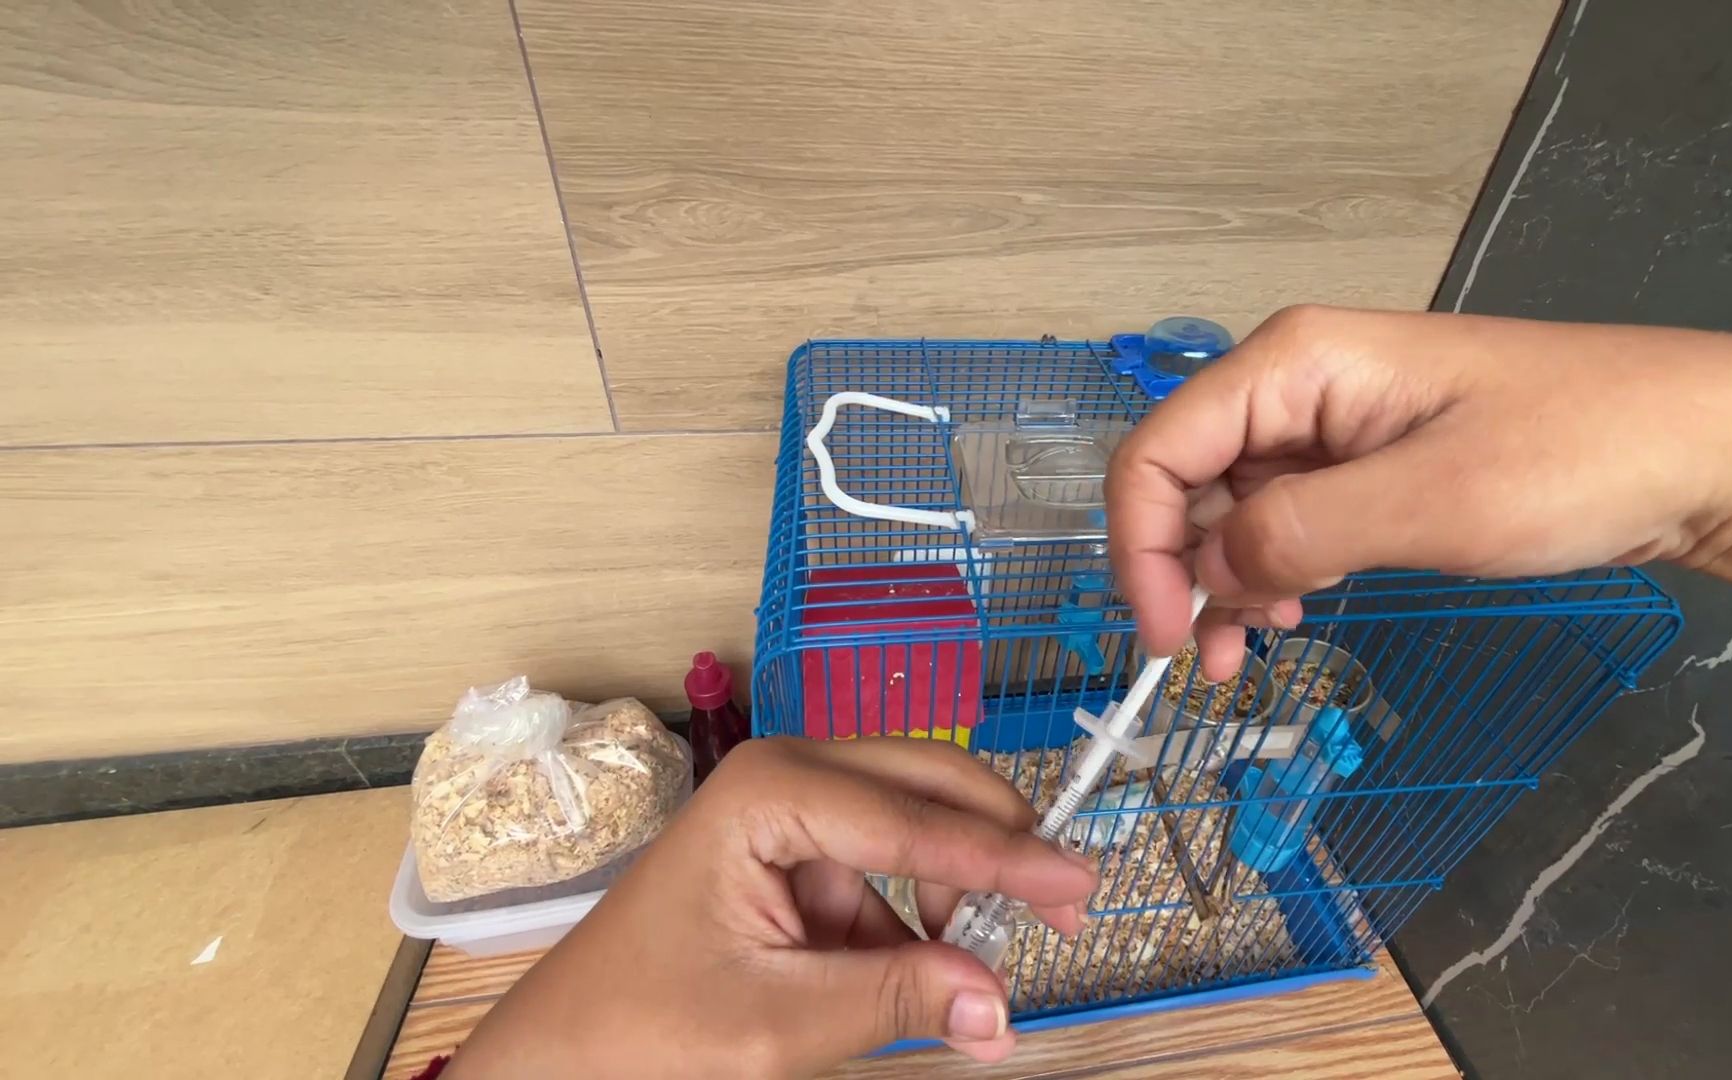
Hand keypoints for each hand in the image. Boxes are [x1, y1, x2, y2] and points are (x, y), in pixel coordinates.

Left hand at [445, 737, 1097, 1079]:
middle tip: (1067, 896)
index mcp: (775, 788)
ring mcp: (798, 802)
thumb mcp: (775, 1026)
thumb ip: (896, 1001)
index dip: (1003, 859)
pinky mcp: (803, 844)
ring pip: (914, 818)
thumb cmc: (642, 1034)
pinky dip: (921, 907)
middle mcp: (793, 771)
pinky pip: (887, 862)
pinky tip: (930, 956)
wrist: (557, 1060)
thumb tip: (1002, 1008)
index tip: (1079, 884)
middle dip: (996, 839)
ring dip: (960, 880)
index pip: (911, 822)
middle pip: (924, 783)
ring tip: (990, 951)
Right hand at [1105, 306, 1731, 675]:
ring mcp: (1316, 428)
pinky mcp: (1348, 467)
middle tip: (1201, 660)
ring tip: (1238, 657)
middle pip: (1180, 483)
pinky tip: (1284, 616)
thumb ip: (1294, 533)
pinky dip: (1262, 577)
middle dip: (1177, 572)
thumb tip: (1203, 573)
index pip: (1156, 453)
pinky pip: (1272, 524)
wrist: (1721, 447)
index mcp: (1287, 365)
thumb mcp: (1430, 501)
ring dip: (1218, 585)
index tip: (1162, 634)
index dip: (1139, 545)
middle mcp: (1284, 388)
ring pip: (1222, 512)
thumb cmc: (1581, 454)